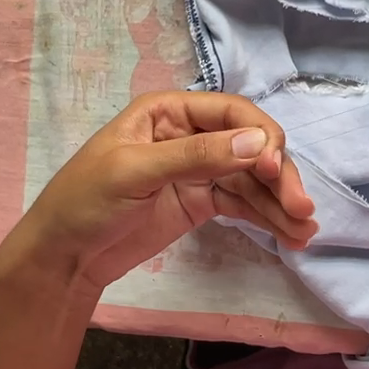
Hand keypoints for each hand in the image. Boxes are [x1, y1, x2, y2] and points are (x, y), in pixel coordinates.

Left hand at [12, 91, 317, 292]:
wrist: (62, 257)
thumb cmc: (85, 201)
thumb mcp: (135, 172)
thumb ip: (196, 156)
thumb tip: (257, 142)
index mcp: (169, 111)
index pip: (230, 112)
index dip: (259, 136)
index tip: (273, 168)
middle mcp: (190, 134)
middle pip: (248, 145)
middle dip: (277, 175)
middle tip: (301, 209)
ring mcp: (198, 170)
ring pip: (251, 178)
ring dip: (279, 201)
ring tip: (306, 231)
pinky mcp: (201, 202)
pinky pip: (243, 204)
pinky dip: (267, 217)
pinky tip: (292, 235)